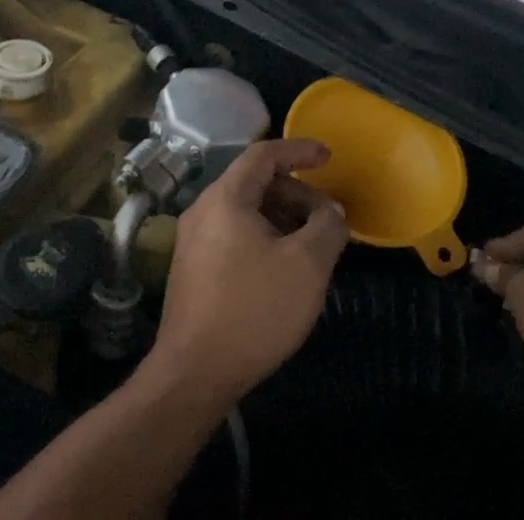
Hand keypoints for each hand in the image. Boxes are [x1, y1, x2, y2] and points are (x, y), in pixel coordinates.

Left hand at [146, 138, 349, 407]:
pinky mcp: (193, 270)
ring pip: (244, 211)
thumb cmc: (254, 310)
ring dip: (282, 218)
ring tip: (311, 247)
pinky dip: (264, 237)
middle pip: (254, 182)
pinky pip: (233, 235)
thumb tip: (330, 212)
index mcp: (226, 198)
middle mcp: (203, 211)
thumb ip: (327, 227)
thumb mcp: (307, 265)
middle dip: (296, 193)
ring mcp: (192, 241)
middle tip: (327, 219)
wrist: (194, 372)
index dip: (299, 150)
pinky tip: (284, 269)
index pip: (263, 154)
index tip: (328, 158)